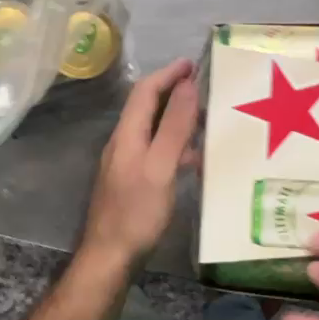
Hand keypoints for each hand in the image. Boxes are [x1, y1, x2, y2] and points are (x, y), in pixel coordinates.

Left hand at [78, 58, 198, 267]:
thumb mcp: (160, 167)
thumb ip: (174, 127)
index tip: (193, 63)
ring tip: (208, 120)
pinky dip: (176, 147)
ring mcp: (126, 164)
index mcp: (127, 135)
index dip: (168, 74)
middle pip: (147, 108)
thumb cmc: (137, 212)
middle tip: (205, 88)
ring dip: (178, 120)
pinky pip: (156, 152)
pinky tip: (195, 159)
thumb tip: (188, 86)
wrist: (110, 256)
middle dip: (174, 92)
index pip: (145, 92)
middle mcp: (123, 144)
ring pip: (153, 131)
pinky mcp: (133, 183)